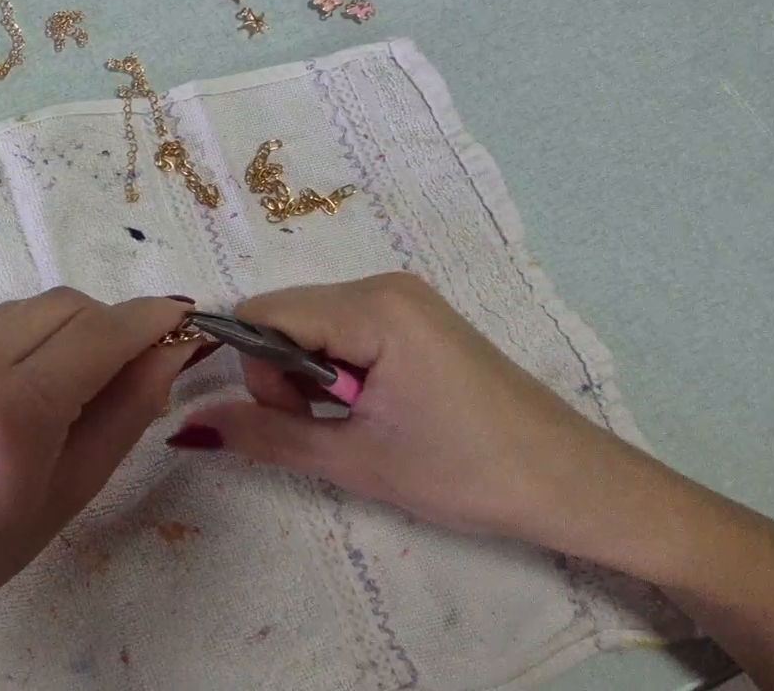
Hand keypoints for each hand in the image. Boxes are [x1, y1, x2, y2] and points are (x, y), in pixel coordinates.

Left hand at [0, 288, 197, 643]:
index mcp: (11, 415)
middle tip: (126, 364)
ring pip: (29, 307)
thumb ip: (127, 411)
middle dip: (108, 324)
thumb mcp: (73, 490)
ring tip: (63, 384)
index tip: (182, 316)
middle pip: (65, 305)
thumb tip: (170, 349)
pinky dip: (21, 339)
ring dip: (64, 330)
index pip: (97, 336)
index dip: (147, 319)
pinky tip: (14, 383)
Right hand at [176, 273, 642, 550]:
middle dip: (282, 373)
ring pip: (305, 321)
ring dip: (307, 373)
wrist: (585, 490)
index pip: (262, 315)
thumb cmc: (471, 475)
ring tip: (355, 420)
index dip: (257, 369)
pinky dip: (332, 365)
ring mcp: (400, 295)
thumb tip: (188, 426)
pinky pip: (336, 325)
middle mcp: (382, 284)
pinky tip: (371, 403)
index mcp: (372, 308)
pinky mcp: (411, 313)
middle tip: (326, 426)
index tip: (292, 418)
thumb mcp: (356, 462)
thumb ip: (265, 436)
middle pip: (282, 315)